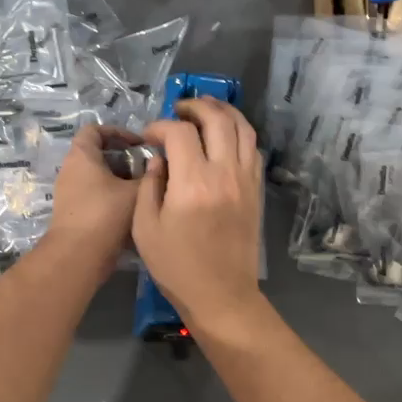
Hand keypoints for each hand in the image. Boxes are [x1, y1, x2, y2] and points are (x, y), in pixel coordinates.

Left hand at [44, 125, 142, 264]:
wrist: (78, 255)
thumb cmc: (106, 213)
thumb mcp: (135, 191)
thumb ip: (149, 176)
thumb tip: (158, 167)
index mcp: (81, 156)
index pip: (95, 130)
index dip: (118, 132)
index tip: (139, 144)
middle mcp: (70, 170)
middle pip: (98, 154)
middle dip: (124, 159)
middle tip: (146, 168)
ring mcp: (69, 192)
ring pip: (97, 176)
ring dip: (120, 179)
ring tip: (143, 190)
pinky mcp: (73, 211)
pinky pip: (94, 195)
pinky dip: (112, 196)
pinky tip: (132, 209)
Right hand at [134, 97, 265, 330]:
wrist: (221, 294)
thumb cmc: (177, 267)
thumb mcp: (145, 229)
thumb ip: (149, 187)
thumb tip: (158, 160)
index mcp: (193, 183)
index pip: (179, 133)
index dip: (160, 126)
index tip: (148, 137)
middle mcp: (224, 174)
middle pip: (217, 119)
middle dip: (195, 106)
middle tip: (178, 110)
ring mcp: (246, 180)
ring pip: (242, 128)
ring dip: (223, 112)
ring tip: (204, 111)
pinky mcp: (256, 191)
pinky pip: (253, 149)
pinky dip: (239, 133)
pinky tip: (224, 137)